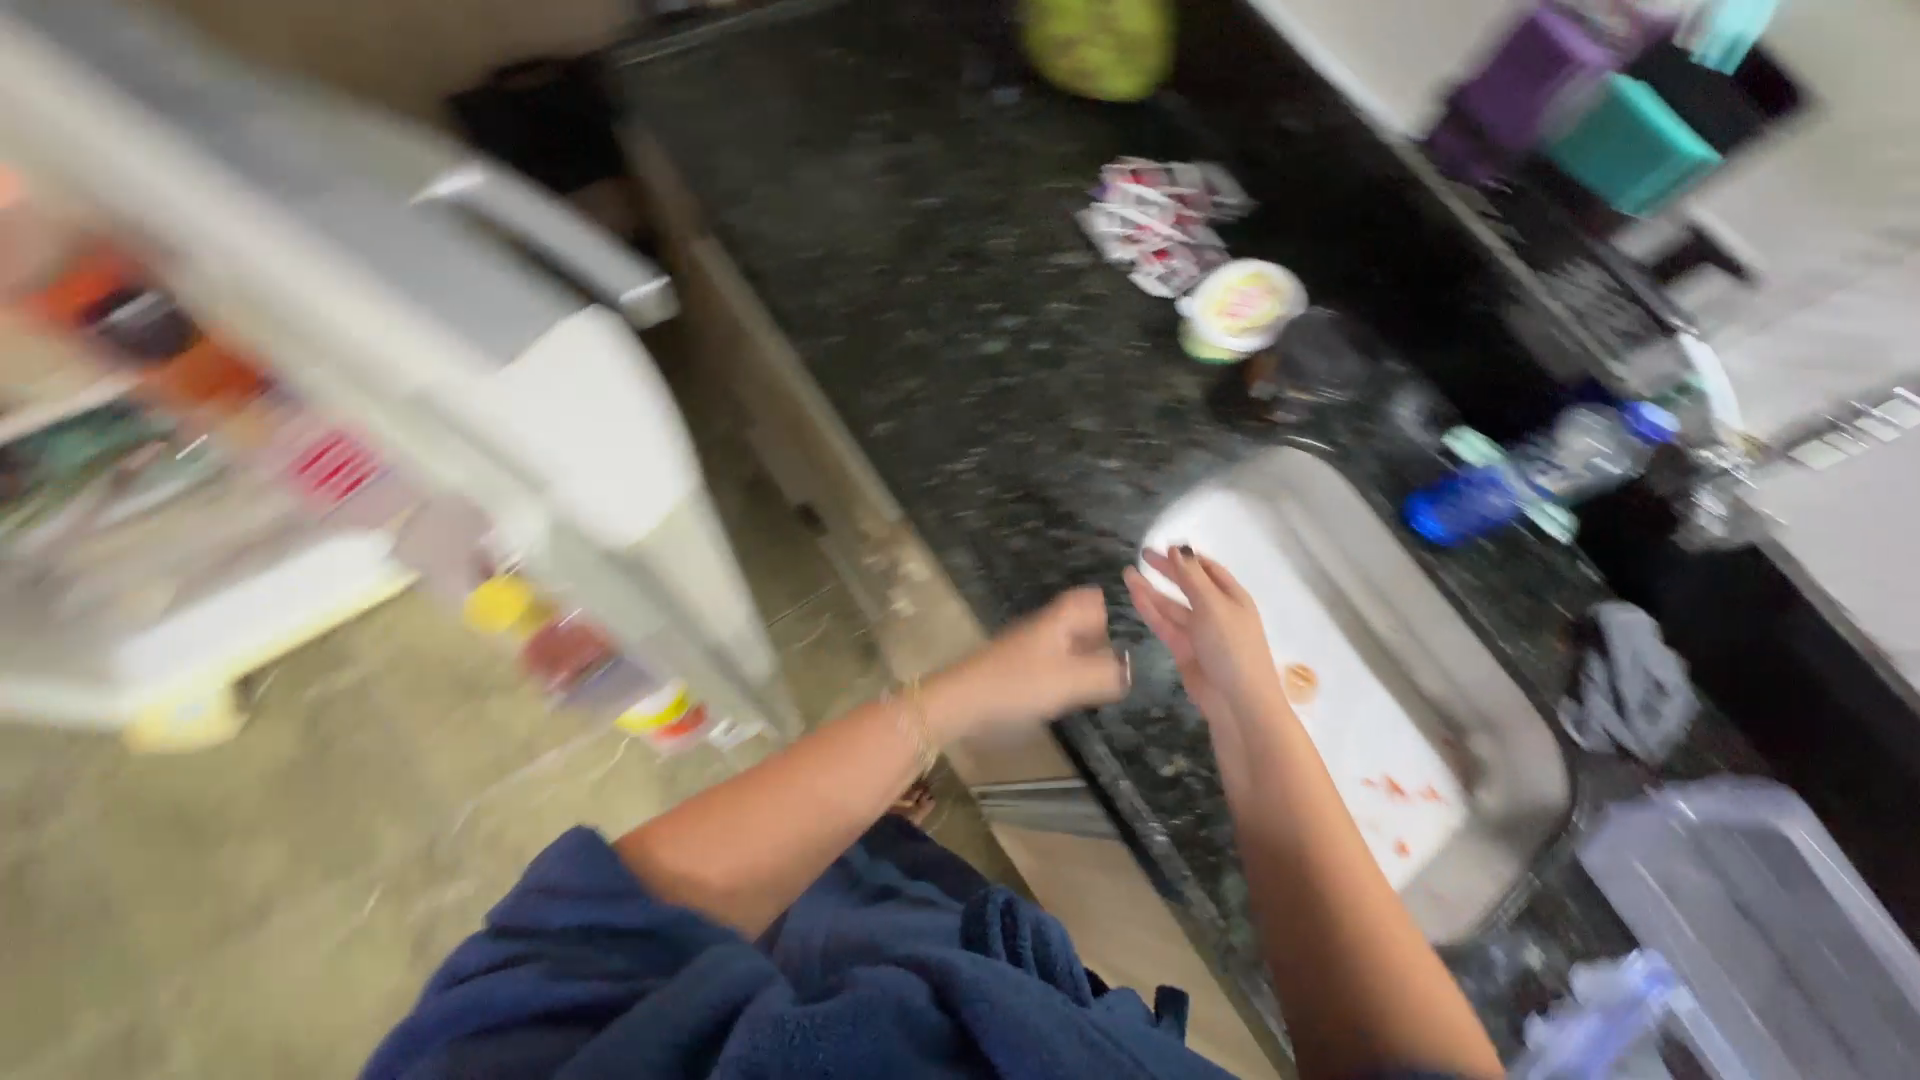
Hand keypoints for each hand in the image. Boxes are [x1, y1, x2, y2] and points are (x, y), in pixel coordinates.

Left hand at [926, 587, 1129, 741]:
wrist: (961, 702)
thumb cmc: (1018, 685)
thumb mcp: (1072, 681)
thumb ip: (1107, 675)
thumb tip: (1130, 672)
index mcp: (1059, 620)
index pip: (1090, 598)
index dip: (1108, 615)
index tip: (1115, 645)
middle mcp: (1043, 626)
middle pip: (1080, 623)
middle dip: (1098, 644)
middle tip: (1107, 673)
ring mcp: (1027, 647)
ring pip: (1065, 645)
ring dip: (1081, 664)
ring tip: (1088, 689)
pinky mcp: (1015, 668)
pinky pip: (1050, 664)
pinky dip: (1062, 678)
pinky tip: (1061, 699)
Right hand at [1124, 547, 1289, 725]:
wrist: (1237, 701)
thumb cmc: (1232, 647)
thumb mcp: (1213, 606)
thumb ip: (1192, 577)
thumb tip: (1178, 548)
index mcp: (1233, 597)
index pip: (1209, 570)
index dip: (1188, 558)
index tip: (1165, 546)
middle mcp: (1217, 612)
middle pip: (1189, 585)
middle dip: (1168, 570)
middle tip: (1143, 555)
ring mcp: (1200, 633)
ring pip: (1173, 606)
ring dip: (1152, 590)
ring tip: (1128, 573)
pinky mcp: (1184, 650)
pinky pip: (1165, 625)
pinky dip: (1150, 610)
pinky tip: (1135, 595)